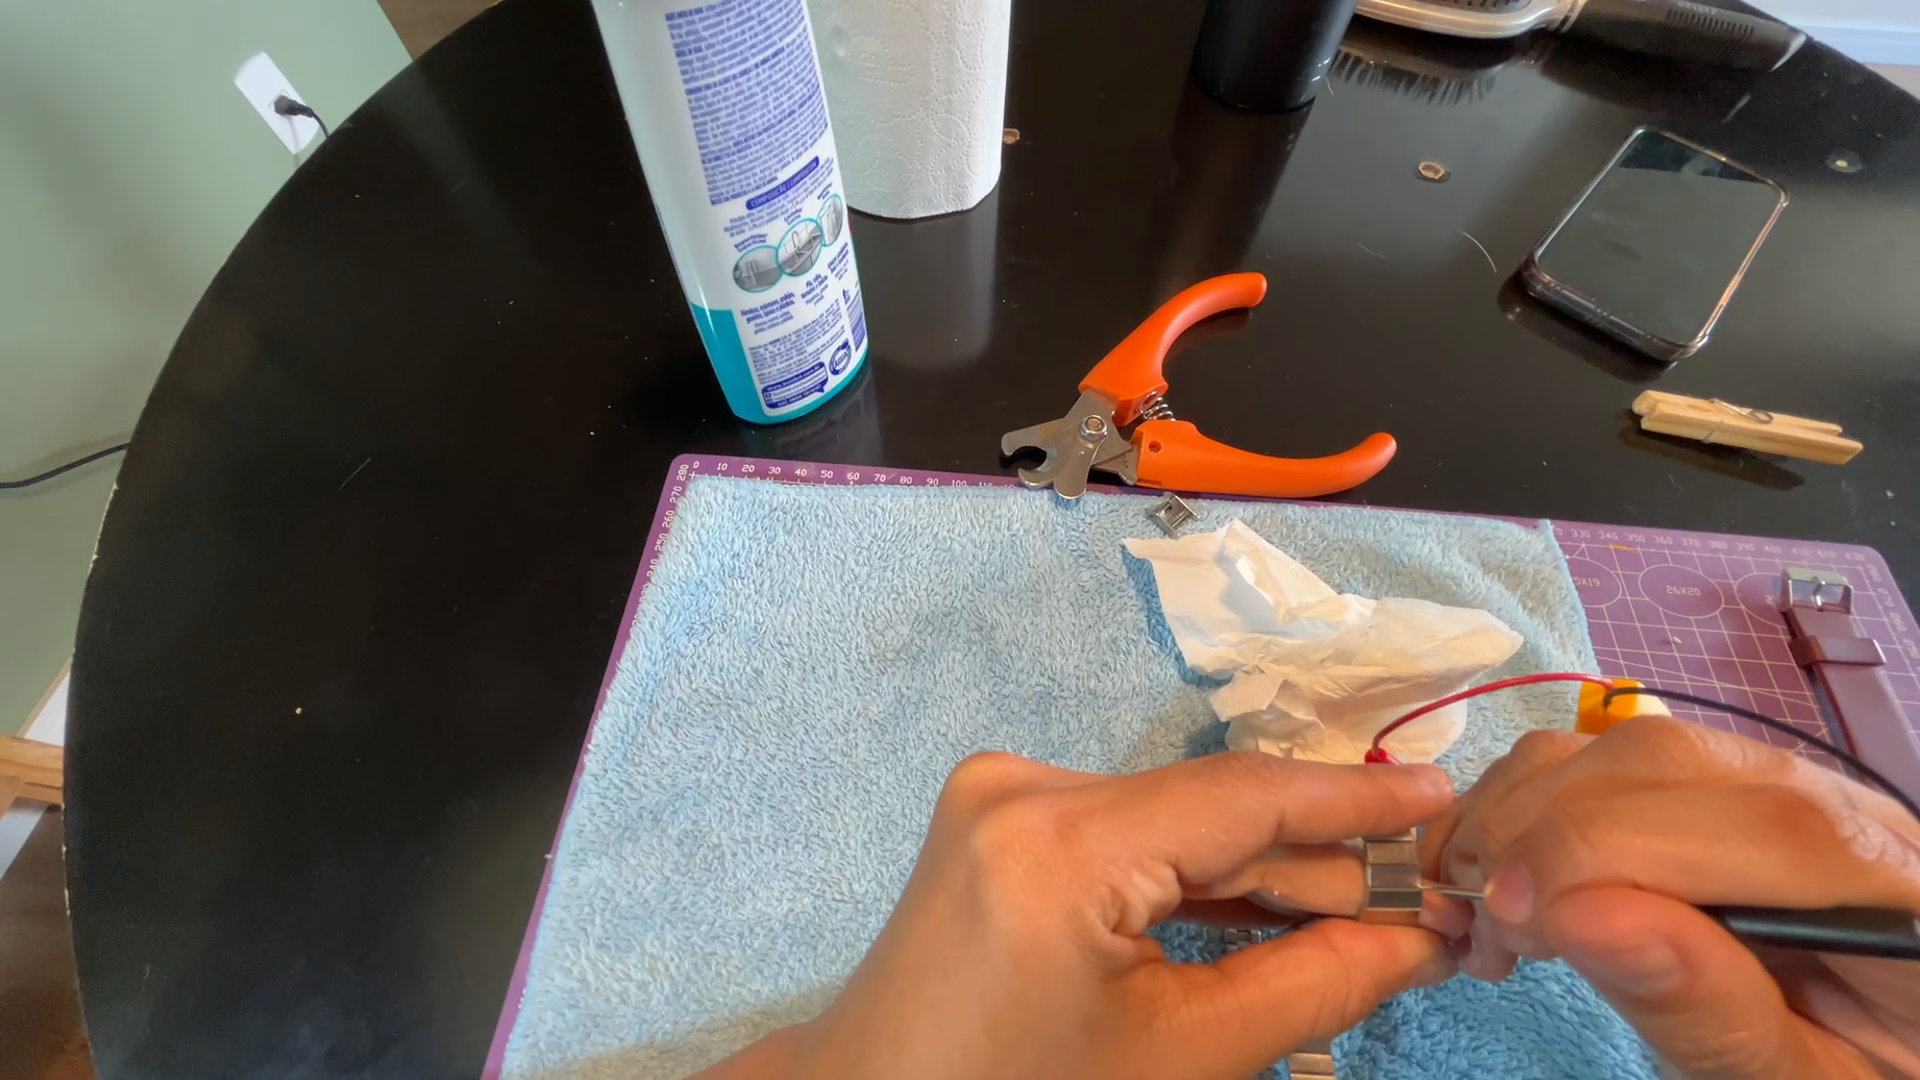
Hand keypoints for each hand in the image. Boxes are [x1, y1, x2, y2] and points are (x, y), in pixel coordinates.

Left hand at [699, 751, 1457, 1079]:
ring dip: (1252, 862)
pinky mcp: (999, 803)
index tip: (1441, 795)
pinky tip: (1260, 898)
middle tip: (1421, 886)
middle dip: (1310, 853)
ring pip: (1164, 814)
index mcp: (1058, 841)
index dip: (1346, 801)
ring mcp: (1002, 786)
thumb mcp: (1182, 1056)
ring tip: (1360, 899)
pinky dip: (1187, 863)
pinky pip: (1121, 824)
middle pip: (1201, 807)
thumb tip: (1417, 931)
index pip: (1234, 798)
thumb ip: (1313, 981)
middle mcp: (1022, 783)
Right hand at [1419, 716, 1919, 1078]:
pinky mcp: (1676, 778)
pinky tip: (1491, 870)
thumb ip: (1710, 1012)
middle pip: (1665, 759)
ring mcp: (1753, 777)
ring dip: (1510, 813)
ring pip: (1600, 744)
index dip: (1615, 849)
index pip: (1771, 825)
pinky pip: (1570, 754)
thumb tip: (1574, 916)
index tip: (1515, 913)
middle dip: (1545, 829)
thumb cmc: (1834, 1076)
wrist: (1841, 1049)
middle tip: (1490, 921)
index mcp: (1919, 896)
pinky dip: (1505, 803)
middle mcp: (1845, 806)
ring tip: (1484, 907)